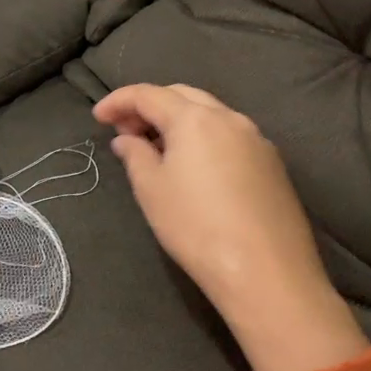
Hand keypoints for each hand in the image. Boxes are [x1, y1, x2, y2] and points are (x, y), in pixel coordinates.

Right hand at [94, 84, 369, 370]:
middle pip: (181, 95)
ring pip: (209, 113)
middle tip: (125, 130)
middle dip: (149, 105)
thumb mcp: (151, 189)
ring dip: (177, 120)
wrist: (268, 276)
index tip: (98, 118)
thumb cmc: (197, 227)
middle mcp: (229, 119)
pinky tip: (192, 165)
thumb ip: (134, 154)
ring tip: (156, 147)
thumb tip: (127, 139)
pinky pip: (229, 135)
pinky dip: (202, 137)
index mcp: (195, 119)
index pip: (147, 94)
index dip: (118, 101)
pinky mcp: (273, 165)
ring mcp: (256, 141)